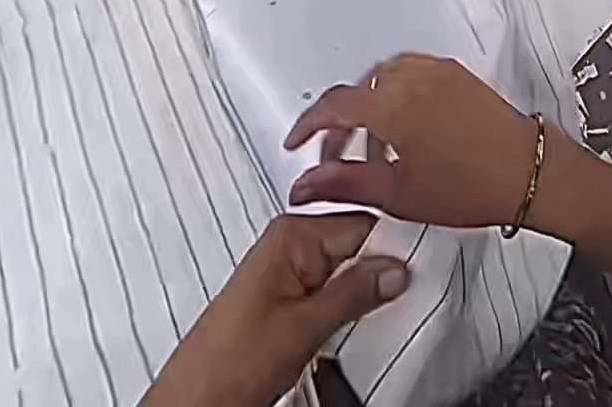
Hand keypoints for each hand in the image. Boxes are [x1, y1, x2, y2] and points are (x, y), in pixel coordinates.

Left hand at [142, 214, 409, 406]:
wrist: (191, 402)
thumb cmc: (228, 363)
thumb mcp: (304, 327)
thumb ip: (355, 292)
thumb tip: (395, 269)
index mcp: (292, 232)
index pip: (362, 222)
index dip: (394, 244)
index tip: (419, 266)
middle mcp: (291, 241)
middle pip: (355, 241)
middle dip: (381, 266)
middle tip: (407, 292)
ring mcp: (289, 266)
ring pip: (347, 265)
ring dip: (367, 287)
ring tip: (387, 308)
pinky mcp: (289, 292)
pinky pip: (332, 285)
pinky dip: (350, 301)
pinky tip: (361, 319)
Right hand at [285, 54, 540, 227]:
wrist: (527, 171)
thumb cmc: (473, 185)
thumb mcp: (397, 194)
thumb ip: (343, 183)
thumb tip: (306, 185)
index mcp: (393, 106)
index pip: (334, 104)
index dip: (309, 124)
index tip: (299, 141)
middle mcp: (412, 77)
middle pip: (357, 90)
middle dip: (340, 121)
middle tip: (338, 155)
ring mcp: (435, 70)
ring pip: (382, 78)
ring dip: (368, 105)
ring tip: (375, 145)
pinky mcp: (453, 70)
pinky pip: (409, 71)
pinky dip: (394, 91)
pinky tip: (403, 123)